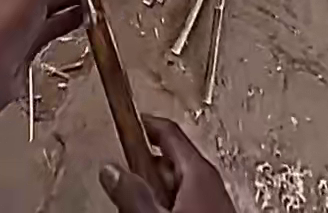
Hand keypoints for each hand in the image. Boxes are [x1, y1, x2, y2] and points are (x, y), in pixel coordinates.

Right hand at [100, 116, 234, 212]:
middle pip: (172, 160)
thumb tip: (110, 170)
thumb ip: (131, 192)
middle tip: (128, 180)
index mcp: (198, 171)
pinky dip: (173, 207)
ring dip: (159, 192)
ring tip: (144, 208)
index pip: (167, 131)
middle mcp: (211, 183)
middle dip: (147, 168)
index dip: (144, 125)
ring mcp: (217, 204)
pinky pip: (191, 204)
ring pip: (181, 185)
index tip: (126, 124)